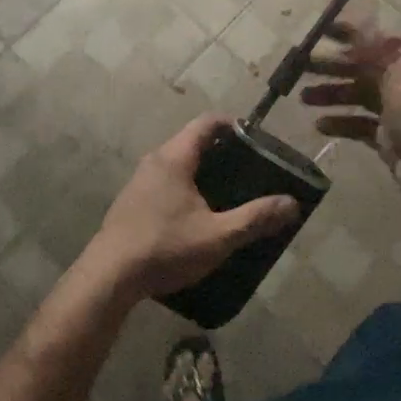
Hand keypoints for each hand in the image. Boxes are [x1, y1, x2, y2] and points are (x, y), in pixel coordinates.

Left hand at [85, 114, 300, 299]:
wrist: (109, 277)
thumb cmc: (165, 248)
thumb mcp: (218, 236)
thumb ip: (255, 218)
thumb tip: (291, 203)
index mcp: (174, 157)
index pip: (207, 123)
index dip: (234, 125)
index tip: (257, 138)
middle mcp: (154, 161)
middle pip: (192, 142)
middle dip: (222, 152)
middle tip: (250, 170)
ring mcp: (139, 182)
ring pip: (177, 164)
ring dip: (202, 172)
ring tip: (229, 193)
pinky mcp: (131, 203)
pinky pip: (165, 183)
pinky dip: (185, 188)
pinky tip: (197, 216)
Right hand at [301, 21, 400, 231]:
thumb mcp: (400, 84)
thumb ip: (377, 55)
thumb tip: (362, 22)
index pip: (377, 42)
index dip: (350, 35)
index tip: (320, 32)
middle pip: (363, 69)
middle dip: (333, 67)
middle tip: (300, 67)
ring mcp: (396, 114)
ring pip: (358, 97)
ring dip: (331, 95)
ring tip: (302, 98)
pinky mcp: (388, 140)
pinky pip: (359, 125)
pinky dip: (340, 123)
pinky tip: (319, 126)